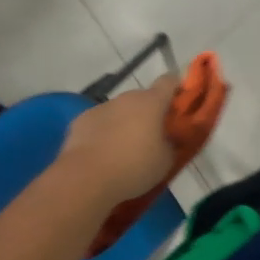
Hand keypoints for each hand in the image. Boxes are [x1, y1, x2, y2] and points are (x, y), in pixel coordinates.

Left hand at [56, 75, 179, 202]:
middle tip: (149, 138)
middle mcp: (127, 97)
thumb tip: (169, 139)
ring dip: (124, 123)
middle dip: (147, 114)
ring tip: (122, 151)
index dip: (176, 89)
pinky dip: (102, 133)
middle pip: (142, 98)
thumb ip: (171, 144)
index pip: (169, 81)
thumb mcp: (165, 162)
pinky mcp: (81, 120)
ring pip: (119, 111)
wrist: (85, 179)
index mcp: (152, 102)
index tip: (178, 104)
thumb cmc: (133, 167)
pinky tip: (99, 155)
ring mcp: (102, 107)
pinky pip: (98, 123)